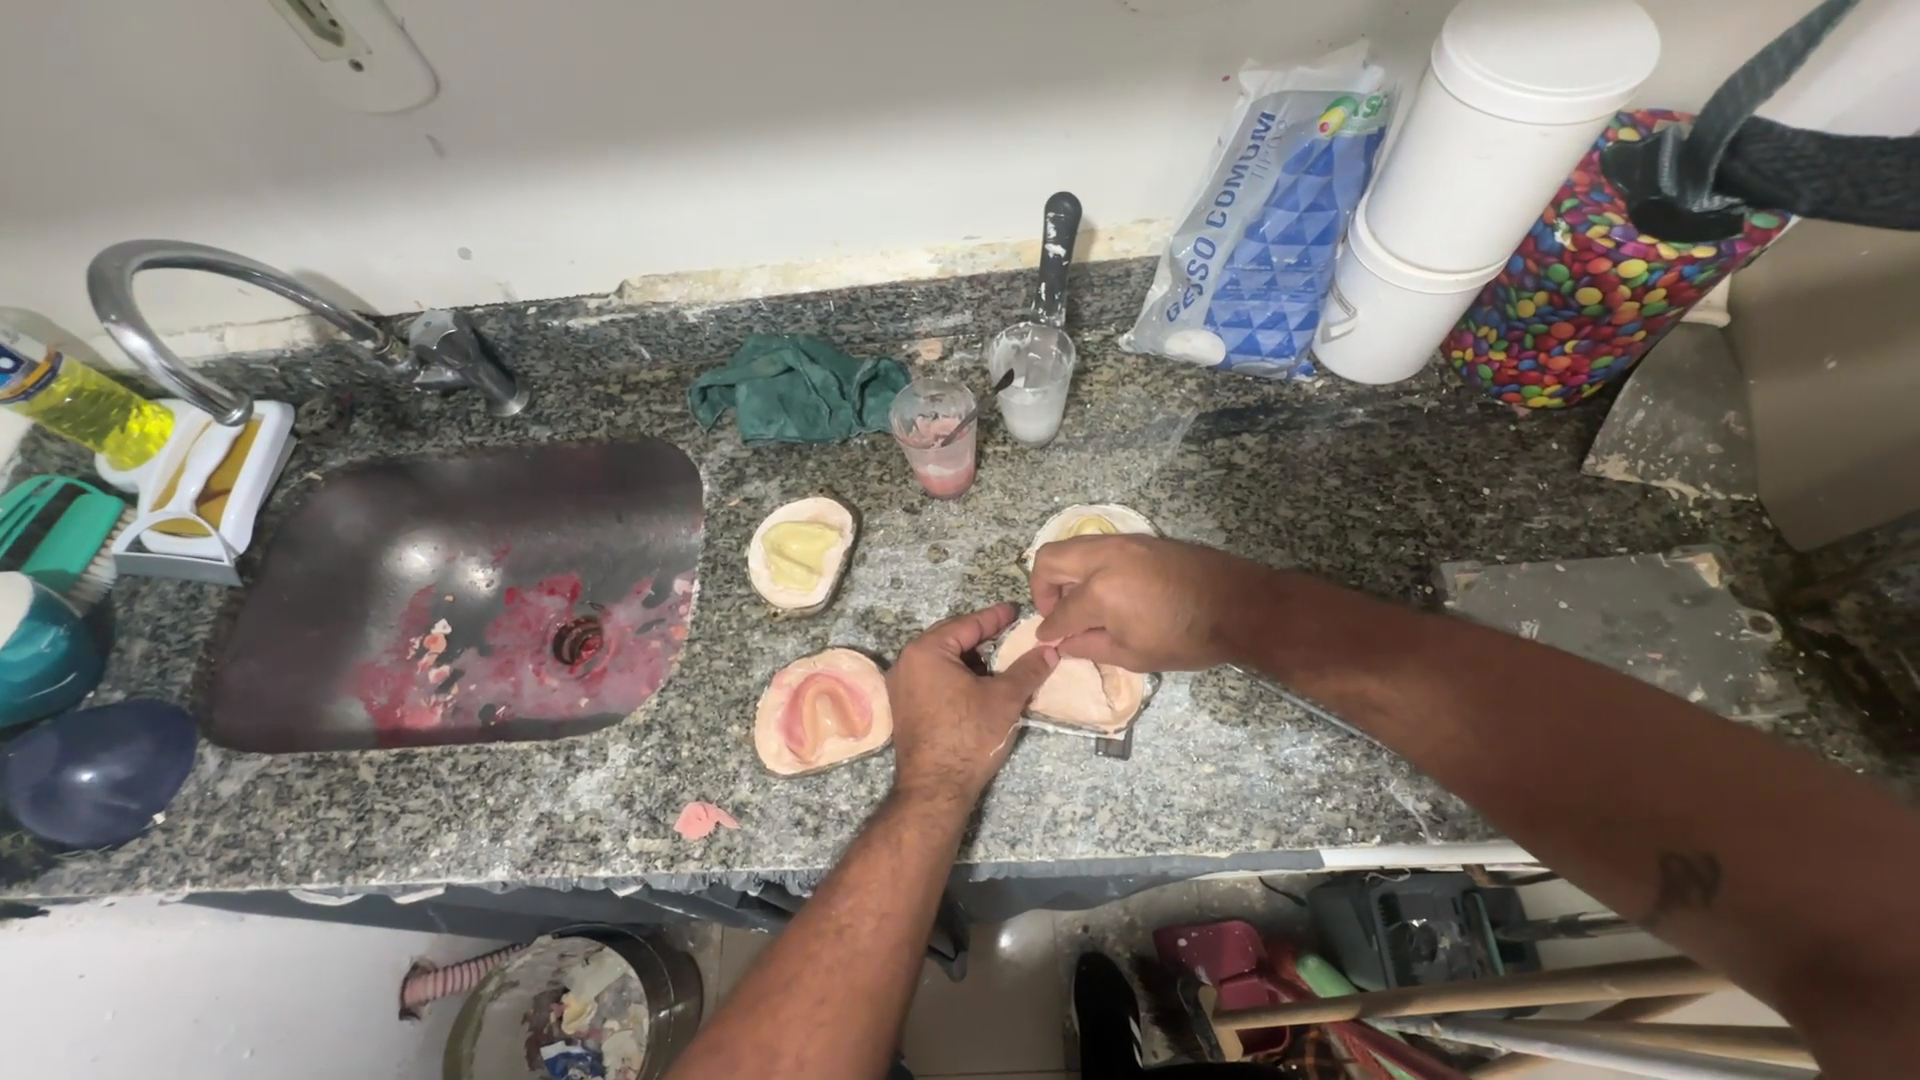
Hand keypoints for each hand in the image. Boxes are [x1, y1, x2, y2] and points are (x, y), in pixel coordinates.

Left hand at [887, 603, 1057, 805]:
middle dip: (981, 637)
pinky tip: (977, 688)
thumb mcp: (1004, 698)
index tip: (1014, 611)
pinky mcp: (904, 707)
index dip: (995, 617)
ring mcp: (901, 686)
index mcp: (927, 651)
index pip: (967, 624)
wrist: (936, 788)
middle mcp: (906, 662)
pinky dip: (956, 677)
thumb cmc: (969, 736)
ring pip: (942, 660)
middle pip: (951, 638)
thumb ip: (1027, 669)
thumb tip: (1049, 650)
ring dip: (969, 659)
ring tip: (997, 666)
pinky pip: (933, 678)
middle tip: (1008, 634)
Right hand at [1029, 535, 1280, 670]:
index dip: (1049, 630)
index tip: (1046, 638)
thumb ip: (1089, 647)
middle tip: (1054, 612)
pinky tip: (1101, 589)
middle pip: (1050, 559)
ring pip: (1071, 546)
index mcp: (1100, 592)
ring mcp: (1123, 543)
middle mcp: (1104, 558)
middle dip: (1041, 588)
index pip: (1060, 612)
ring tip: (1076, 601)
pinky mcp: (1139, 539)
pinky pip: (1096, 546)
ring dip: (1063, 572)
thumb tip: (1061, 643)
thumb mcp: (1134, 656)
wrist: (1240, 605)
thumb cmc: (1188, 639)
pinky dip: (1086, 565)